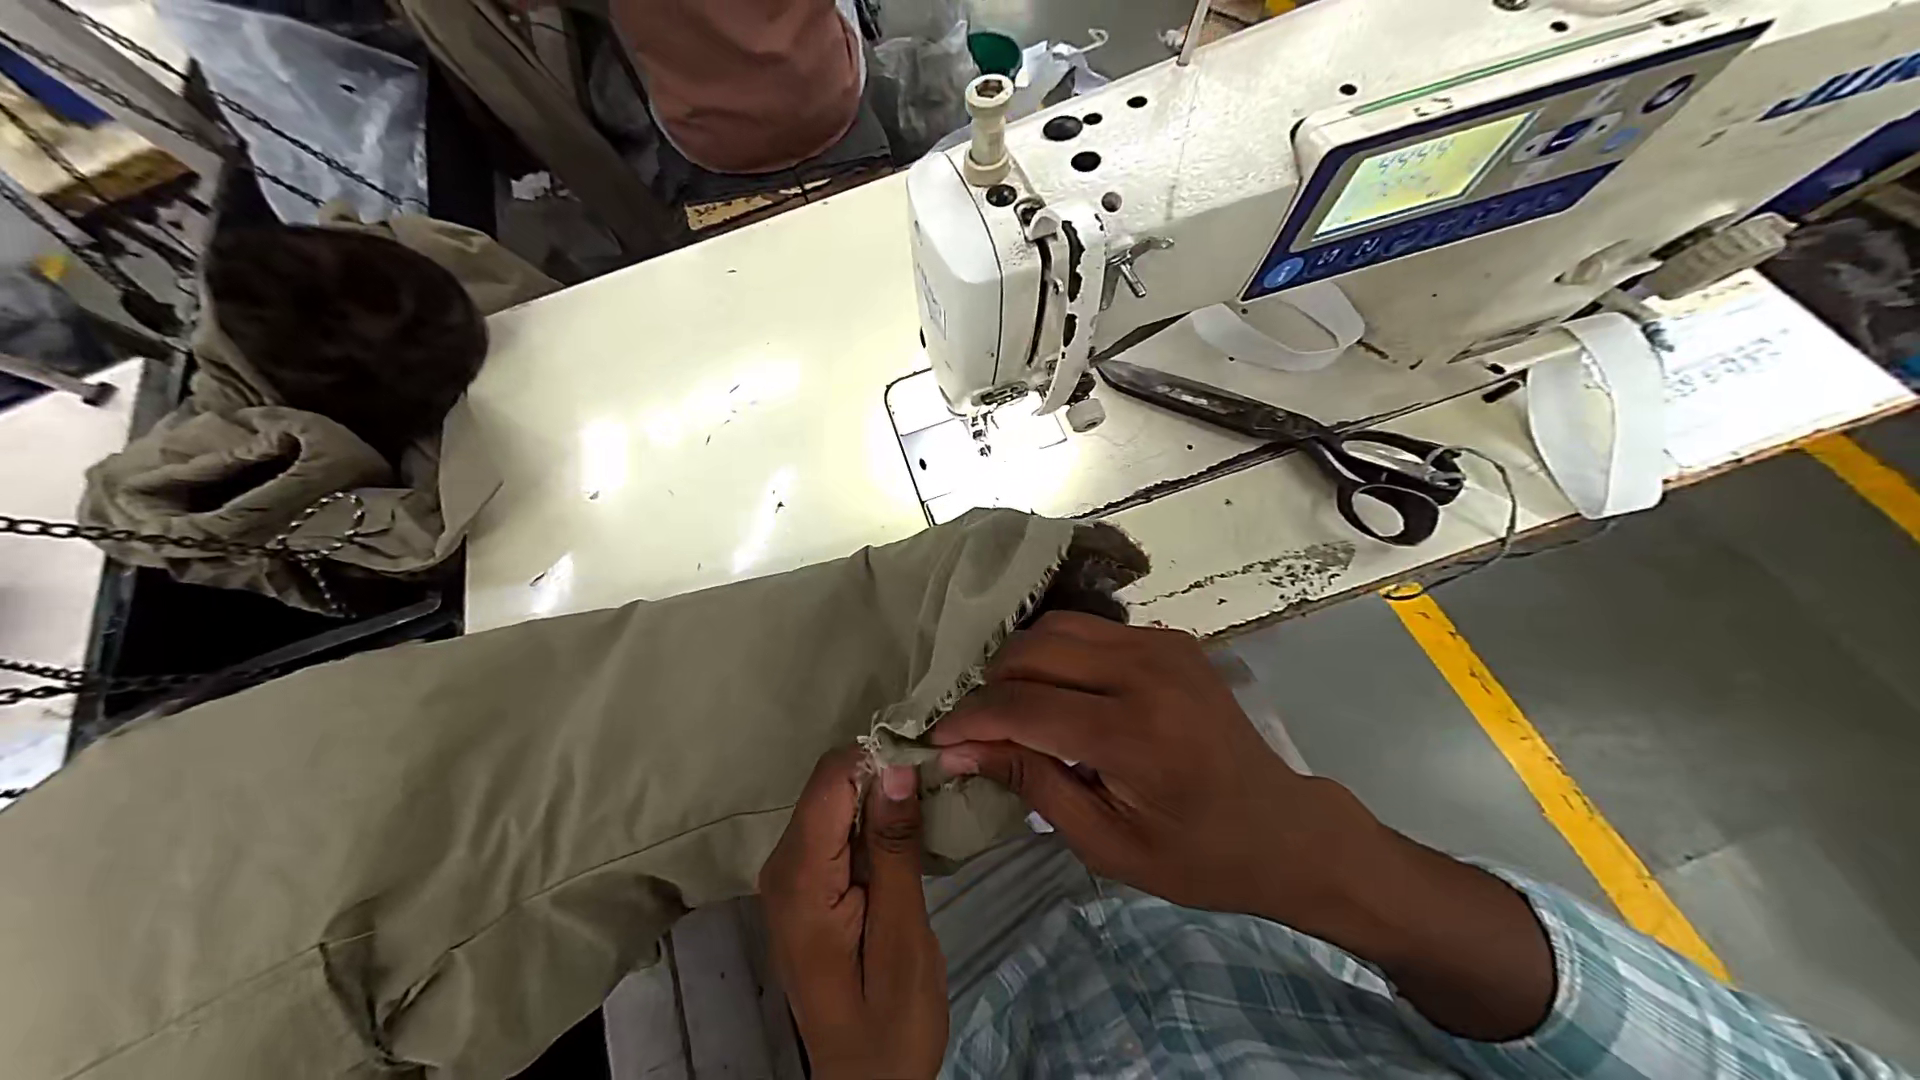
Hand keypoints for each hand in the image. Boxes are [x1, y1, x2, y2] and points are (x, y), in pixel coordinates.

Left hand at [759, 747, 947, 1079]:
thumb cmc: (890, 1022)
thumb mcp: (903, 937)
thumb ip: (894, 849)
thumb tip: (894, 768)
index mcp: (800, 879)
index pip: (830, 780)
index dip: (878, 758)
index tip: (928, 760)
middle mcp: (781, 865)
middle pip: (830, 784)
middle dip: (883, 773)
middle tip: (937, 784)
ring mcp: (789, 873)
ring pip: (835, 799)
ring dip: (881, 794)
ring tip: (928, 805)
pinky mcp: (804, 881)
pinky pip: (836, 824)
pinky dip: (872, 817)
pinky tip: (905, 832)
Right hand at [929, 613, 1553, 1040]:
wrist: (1284, 827)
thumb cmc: (1197, 855)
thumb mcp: (1106, 844)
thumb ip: (1032, 784)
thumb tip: (961, 751)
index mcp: (1134, 734)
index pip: (1024, 708)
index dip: (970, 720)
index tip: (936, 738)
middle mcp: (1146, 671)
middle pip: (1033, 650)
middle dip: (989, 684)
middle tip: (976, 725)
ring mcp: (1161, 644)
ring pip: (1057, 626)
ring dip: (1020, 661)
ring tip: (1009, 705)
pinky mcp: (1168, 637)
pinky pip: (1089, 629)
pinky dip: (1057, 653)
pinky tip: (1055, 689)